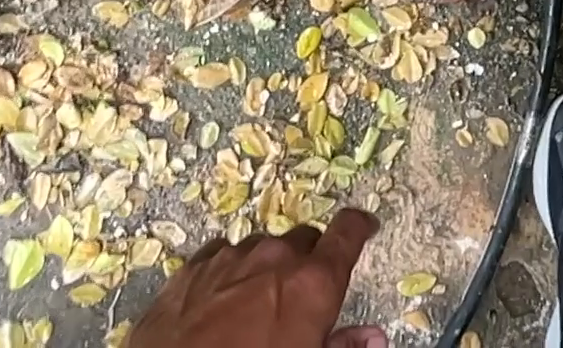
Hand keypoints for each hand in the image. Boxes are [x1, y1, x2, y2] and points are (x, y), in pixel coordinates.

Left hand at [125, 208, 385, 347]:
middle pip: (304, 240)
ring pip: (261, 249)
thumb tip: (373, 337)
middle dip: (308, 261)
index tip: (365, 227)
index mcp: (312, 283)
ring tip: (256, 308)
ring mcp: (229, 259)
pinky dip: (229, 273)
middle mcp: (275, 258)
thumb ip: (343, 347)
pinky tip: (221, 303)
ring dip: (266, 269)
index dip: (360, 226)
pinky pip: (221, 257)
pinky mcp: (189, 270)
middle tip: (302, 297)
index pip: (348, 232)